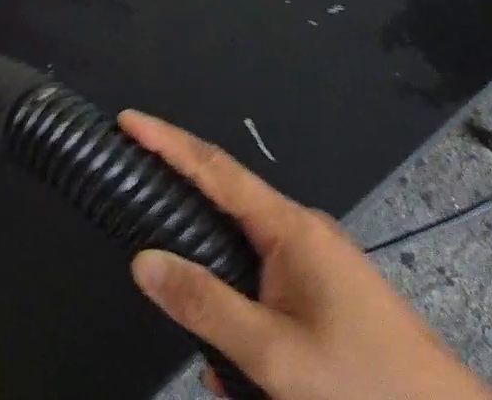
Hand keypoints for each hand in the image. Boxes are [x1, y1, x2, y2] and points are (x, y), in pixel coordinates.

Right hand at [121, 113, 491, 399]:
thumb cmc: (365, 386)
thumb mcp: (274, 354)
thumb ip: (204, 304)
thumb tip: (143, 261)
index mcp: (292, 230)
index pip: (215, 169)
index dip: (167, 141)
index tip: (126, 120)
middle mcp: (304, 236)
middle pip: (223, 215)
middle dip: (184, 237)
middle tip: (142, 241)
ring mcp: (319, 267)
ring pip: (242, 269)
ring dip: (221, 312)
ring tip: (222, 369)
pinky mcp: (327, 298)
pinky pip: (265, 296)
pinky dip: (246, 331)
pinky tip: (245, 380)